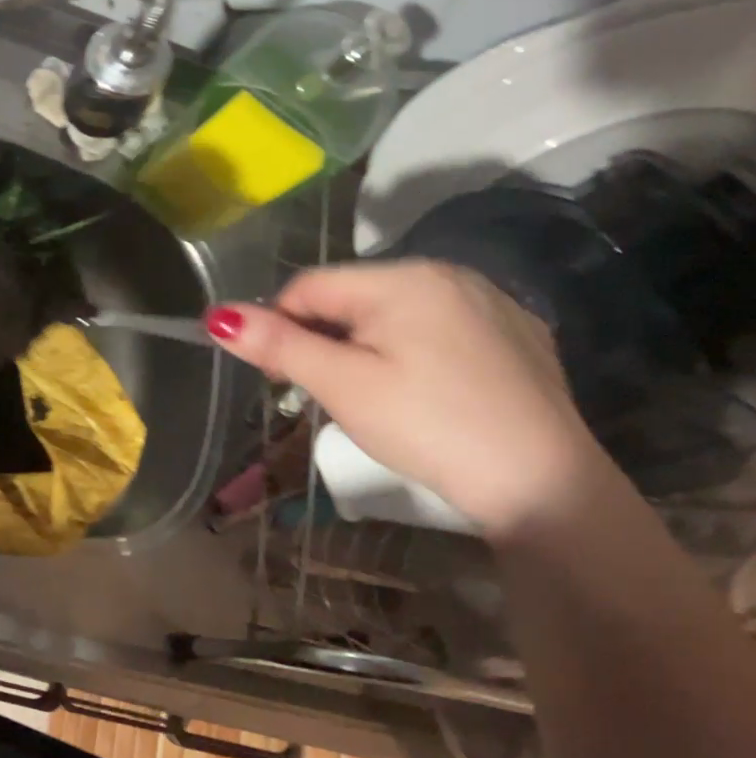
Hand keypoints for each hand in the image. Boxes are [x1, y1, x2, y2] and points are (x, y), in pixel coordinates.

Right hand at [209, 260, 607, 537]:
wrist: (540, 481)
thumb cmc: (426, 426)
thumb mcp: (341, 385)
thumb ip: (279, 345)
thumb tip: (217, 316)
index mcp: (405, 279)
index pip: (307, 286)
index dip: (279, 328)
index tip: (282, 378)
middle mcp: (451, 275)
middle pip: (351, 298)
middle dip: (322, 339)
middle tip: (325, 395)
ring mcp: (491, 304)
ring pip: (392, 316)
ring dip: (363, 348)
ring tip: (371, 399)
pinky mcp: (517, 335)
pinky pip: (437, 331)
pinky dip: (411, 356)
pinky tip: (422, 397)